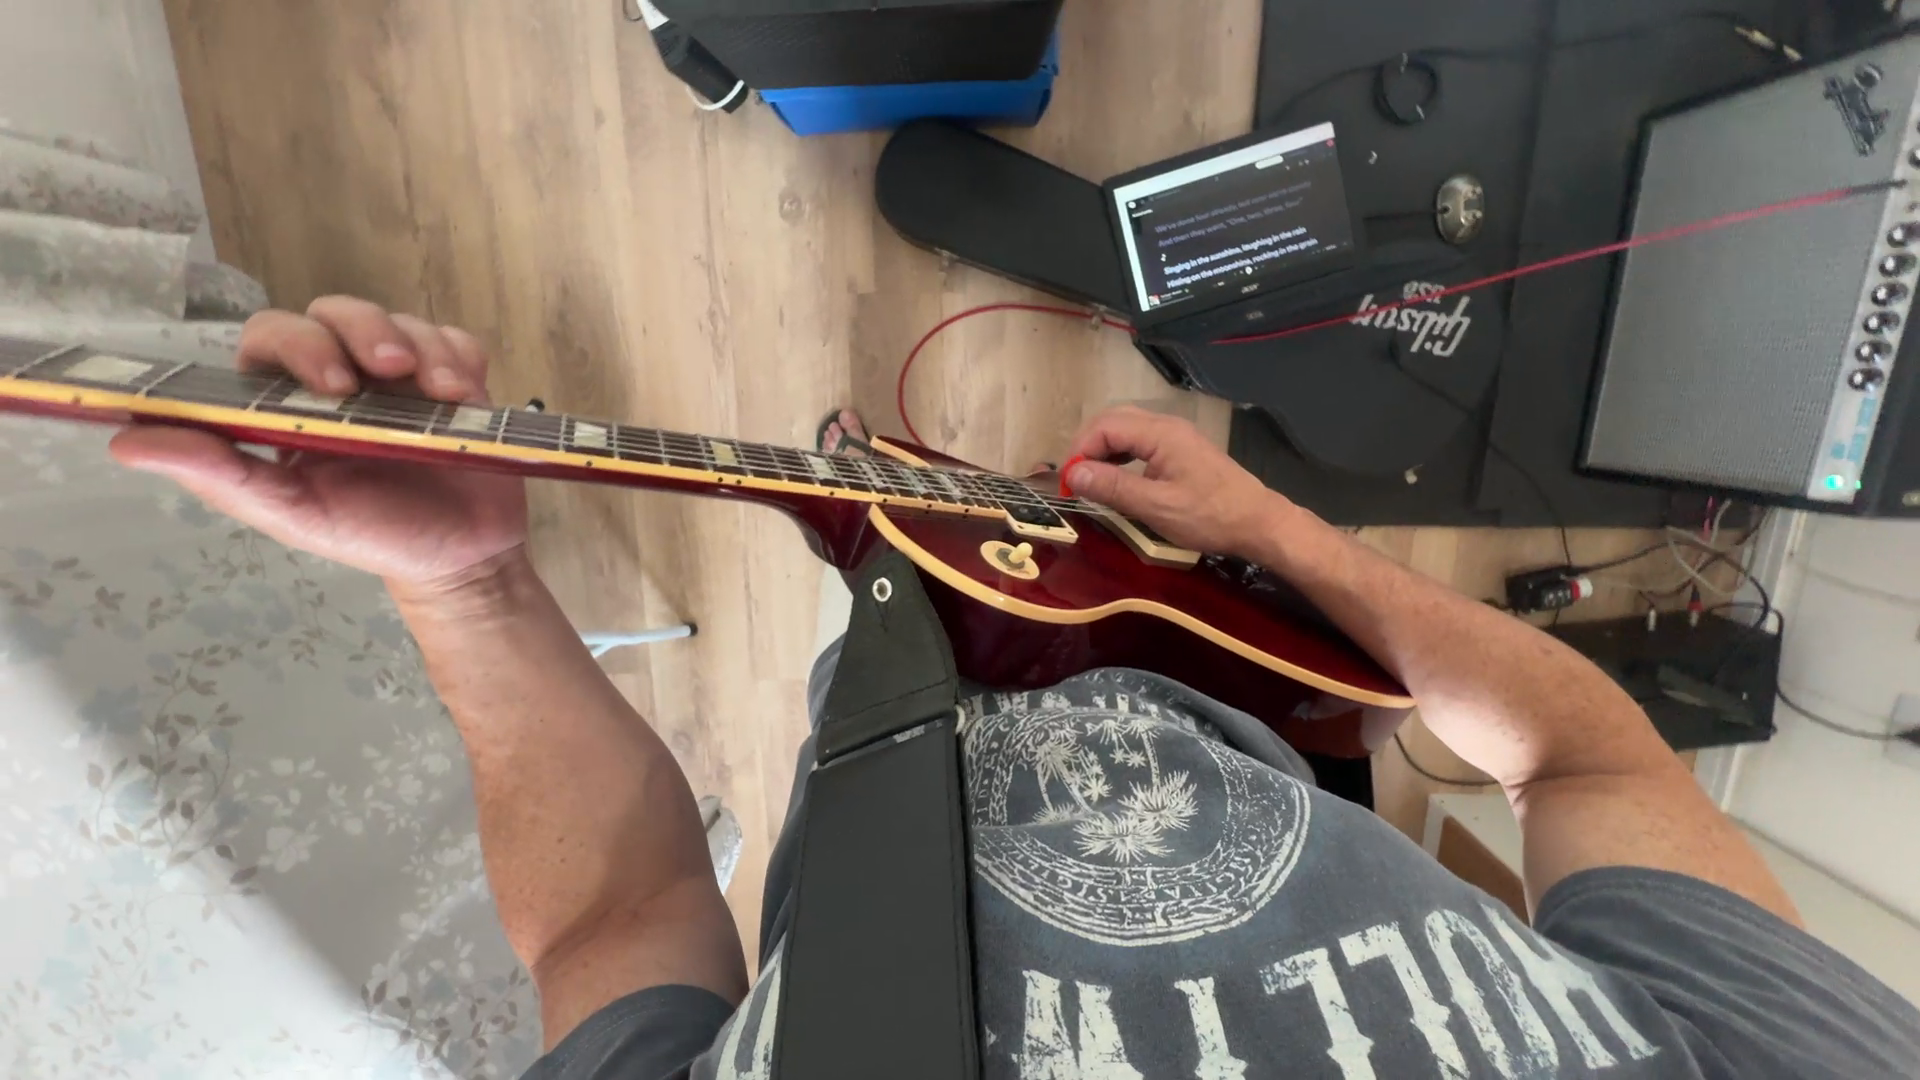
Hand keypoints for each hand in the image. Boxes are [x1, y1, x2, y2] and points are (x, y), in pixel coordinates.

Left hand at [110, 297, 529, 597]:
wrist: (464, 557)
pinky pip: (459, 344)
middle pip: (337, 314)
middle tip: (391, 367)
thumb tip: (129, 443)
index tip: (332, 384)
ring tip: (446, 394)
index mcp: (293, 405)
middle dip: (365, 328)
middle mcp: (349, 382)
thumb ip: (224, 477)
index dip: (298, 345)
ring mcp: (407, 382)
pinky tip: (465, 394)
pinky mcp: (461, 386)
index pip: (274, 340)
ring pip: (404, 324)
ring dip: (425, 348)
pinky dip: (462, 358)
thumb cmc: (377, 536)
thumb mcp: (296, 515)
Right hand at [1064, 407, 1292, 555]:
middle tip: (1074, 480)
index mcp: (1160, 434)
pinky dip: (1119, 455)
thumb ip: (1113, 487)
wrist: (1258, 523)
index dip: (1079, 452)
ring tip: (1089, 480)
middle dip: (1087, 447)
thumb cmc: (1209, 516)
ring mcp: (1174, 436)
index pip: (1104, 427)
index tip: (1067, 483)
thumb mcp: (1156, 506)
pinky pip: (1138, 442)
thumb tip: (1072, 473)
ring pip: (1125, 429)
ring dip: (1102, 450)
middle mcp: (1166, 426)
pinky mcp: (1179, 450)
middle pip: (1112, 420)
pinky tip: (1115, 478)